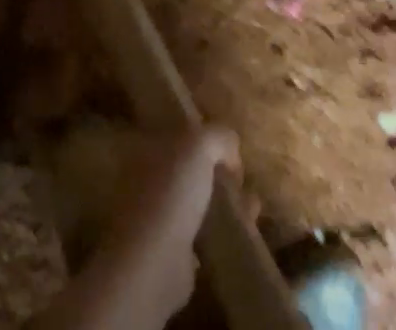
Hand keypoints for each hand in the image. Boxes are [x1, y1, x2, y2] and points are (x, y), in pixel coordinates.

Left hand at [40, 127, 240, 329]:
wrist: (154, 261)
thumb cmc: (170, 193)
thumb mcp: (198, 146)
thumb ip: (217, 136)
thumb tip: (231, 151)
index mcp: (144, 152)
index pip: (174, 134)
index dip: (201, 135)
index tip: (226, 145)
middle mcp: (145, 182)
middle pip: (188, 168)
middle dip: (217, 170)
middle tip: (240, 177)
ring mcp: (157, 218)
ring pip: (197, 200)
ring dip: (225, 200)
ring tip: (251, 203)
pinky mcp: (172, 250)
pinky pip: (203, 231)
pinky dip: (224, 228)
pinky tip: (244, 226)